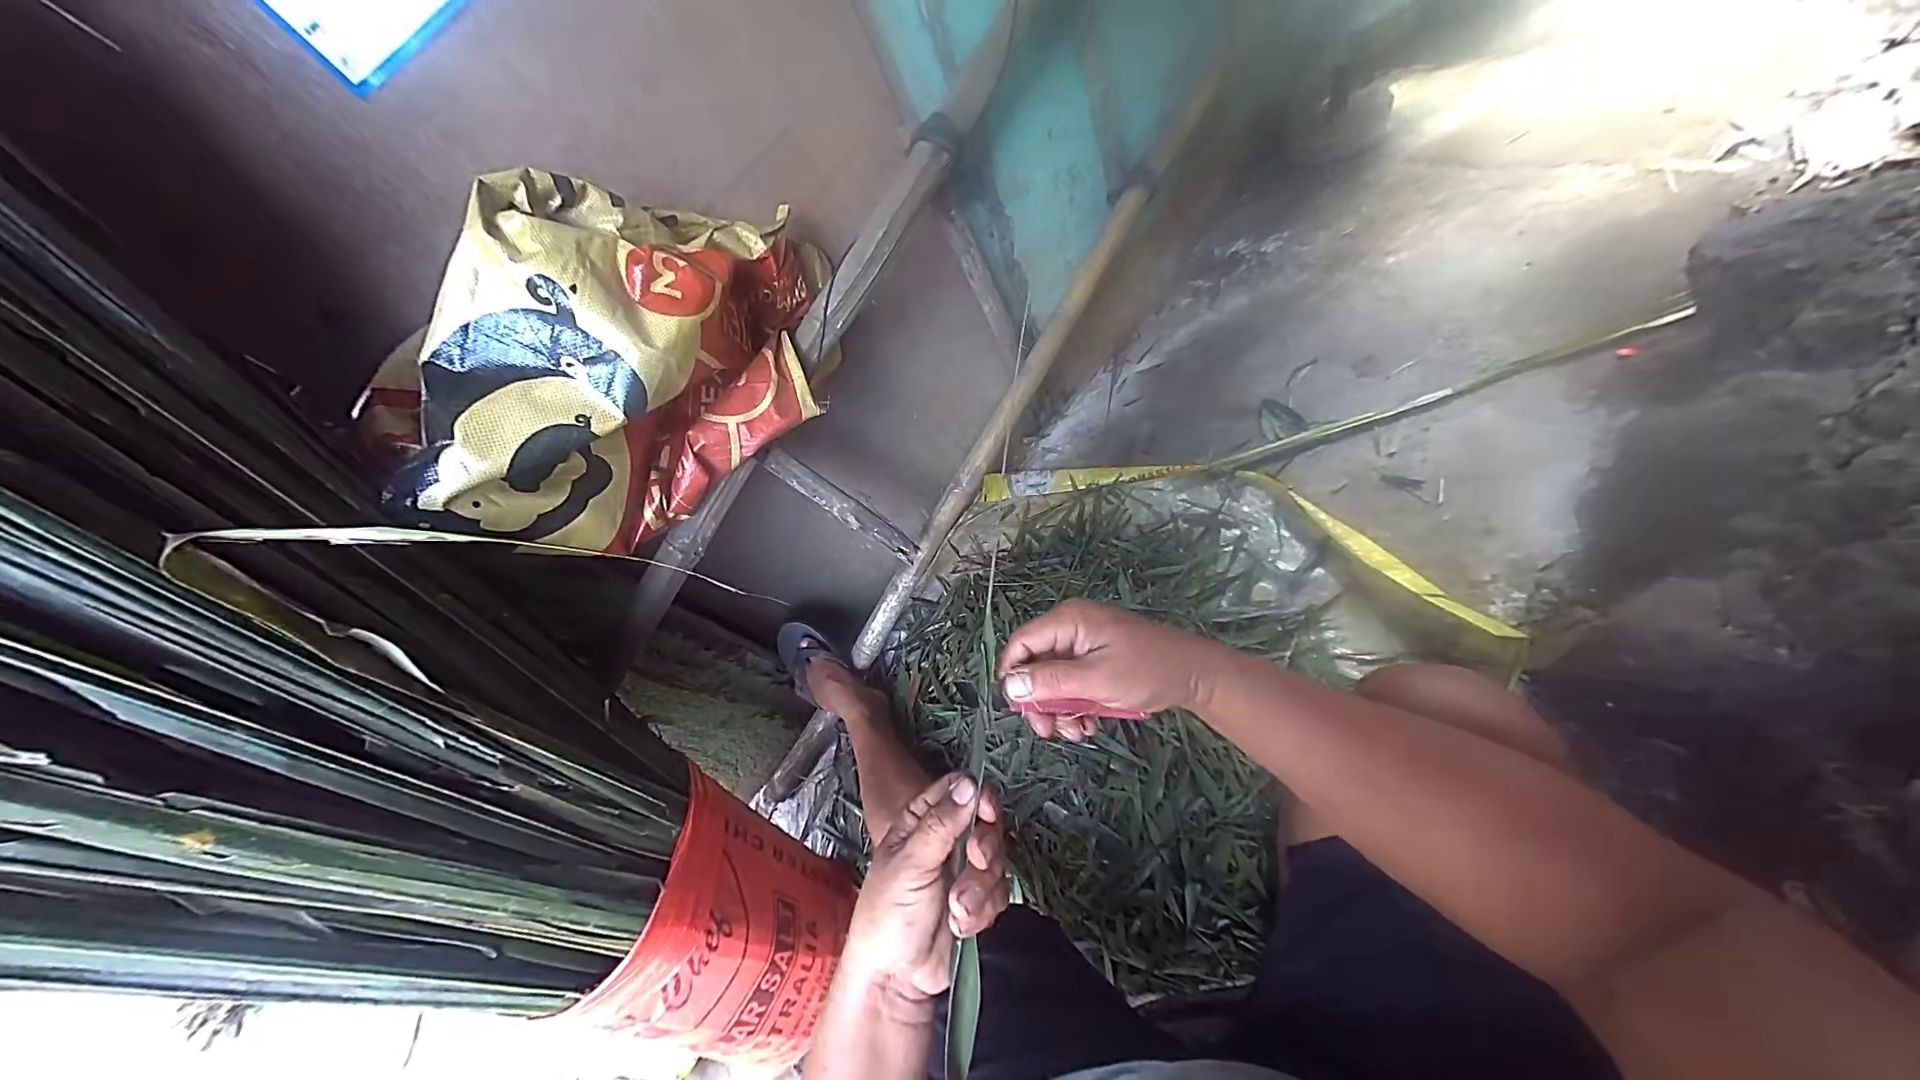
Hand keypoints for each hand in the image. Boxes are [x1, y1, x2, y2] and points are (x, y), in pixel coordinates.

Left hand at [840, 773, 1010, 1011]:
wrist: (895, 978)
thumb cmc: (887, 914)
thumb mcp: (910, 863)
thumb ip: (941, 824)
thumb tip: (968, 785)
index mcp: (922, 821)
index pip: (958, 790)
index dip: (976, 795)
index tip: (985, 810)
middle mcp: (947, 840)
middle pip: (987, 822)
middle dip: (985, 845)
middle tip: (975, 860)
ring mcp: (964, 870)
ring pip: (997, 859)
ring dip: (981, 887)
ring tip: (957, 908)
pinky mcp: (979, 899)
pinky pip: (1000, 892)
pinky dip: (984, 909)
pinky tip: (961, 924)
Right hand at [998, 600, 1226, 740]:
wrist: (1195, 675)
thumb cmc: (1146, 671)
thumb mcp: (1095, 679)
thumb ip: (1050, 682)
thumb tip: (1009, 686)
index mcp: (1069, 621)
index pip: (1022, 642)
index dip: (1012, 674)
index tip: (1016, 708)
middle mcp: (1072, 628)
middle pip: (1036, 664)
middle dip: (1040, 700)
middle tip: (1047, 731)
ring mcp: (1085, 644)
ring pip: (1054, 678)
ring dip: (1060, 708)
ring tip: (1077, 732)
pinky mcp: (1097, 659)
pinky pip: (1073, 682)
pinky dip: (1076, 705)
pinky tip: (1089, 724)